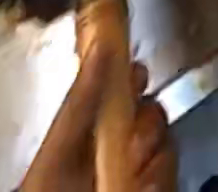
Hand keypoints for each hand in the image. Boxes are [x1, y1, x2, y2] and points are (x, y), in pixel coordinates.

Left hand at [19, 46, 174, 191]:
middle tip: (131, 141)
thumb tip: (103, 41)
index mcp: (95, 127)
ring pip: (167, 147)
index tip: (137, 75)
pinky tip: (140, 188)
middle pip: (153, 114)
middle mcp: (120, 147)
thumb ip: (83, 98)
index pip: (125, 88)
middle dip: (148, 123)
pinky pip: (170, 179)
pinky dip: (158, 183)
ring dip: (152, 158)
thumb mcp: (59, 148)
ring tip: (132, 174)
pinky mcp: (152, 190)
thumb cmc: (48, 191)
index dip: (135, 77)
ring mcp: (137, 174)